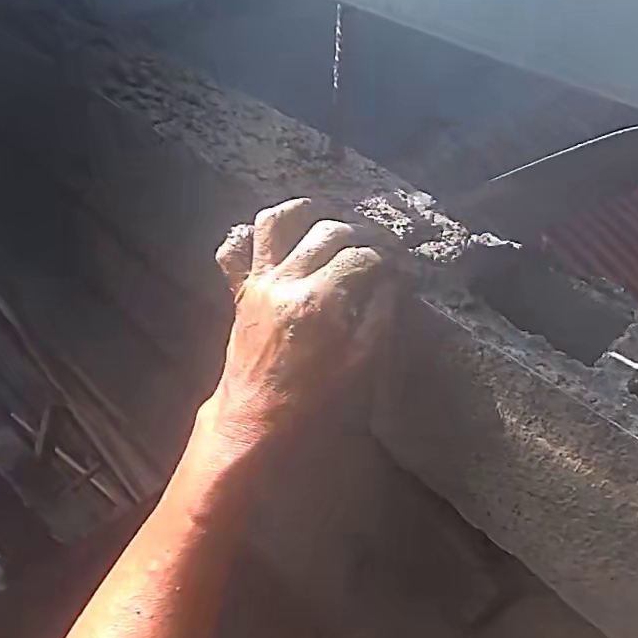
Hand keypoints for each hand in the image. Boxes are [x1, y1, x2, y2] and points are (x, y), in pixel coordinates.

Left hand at [200, 198, 400, 455]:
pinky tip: (276, 240)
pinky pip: (235, 248)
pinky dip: (253, 236)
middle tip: (381, 243)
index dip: (388, 255)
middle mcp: (284, 281)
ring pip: (276, 221)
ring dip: (307, 211)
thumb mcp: (362, 364)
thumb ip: (381, 312)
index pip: (361, 255)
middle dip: (361, 230)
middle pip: (327, 231)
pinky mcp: (240, 293)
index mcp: (319, 300)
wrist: (256, 427)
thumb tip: (394, 277)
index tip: (402, 263)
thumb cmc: (315, 404)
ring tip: (332, 217)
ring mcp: (257, 283)